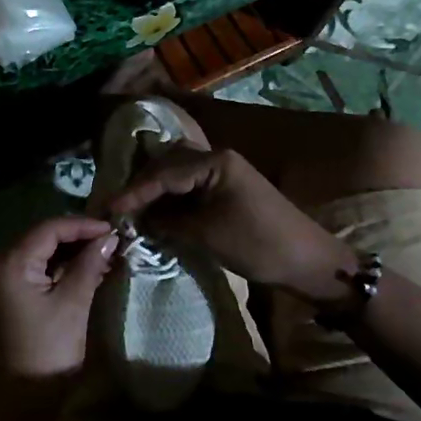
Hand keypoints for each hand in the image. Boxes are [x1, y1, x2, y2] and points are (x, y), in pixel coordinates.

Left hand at [0, 216, 118, 386]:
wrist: (25, 401)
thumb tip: (109, 238)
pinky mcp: (8, 292)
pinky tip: (85, 267)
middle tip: (110, 239)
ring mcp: (1, 278)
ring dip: (70, 251)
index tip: (112, 228)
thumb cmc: (50, 351)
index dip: (82, 225)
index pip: (48, 229)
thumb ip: (89, 264)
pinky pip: (35, 268)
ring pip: (40, 251)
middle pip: (42, 237)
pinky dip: (59, 266)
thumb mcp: (73, 304)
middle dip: (77, 236)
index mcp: (10, 262)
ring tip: (104, 252)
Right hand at [105, 147, 357, 304]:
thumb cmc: (259, 244)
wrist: (310, 263)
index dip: (134, 192)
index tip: (110, 208)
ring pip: (178, 171)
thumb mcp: (207, 234)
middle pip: (167, 163)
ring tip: (135, 208)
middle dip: (142, 185)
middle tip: (119, 207)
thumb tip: (140, 219)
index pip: (163, 172)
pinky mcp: (228, 187)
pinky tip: (160, 211)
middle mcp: (217, 157)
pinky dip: (172, 196)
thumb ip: (169, 222)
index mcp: (214, 162)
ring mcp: (224, 171)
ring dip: (156, 188)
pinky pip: (190, 183)